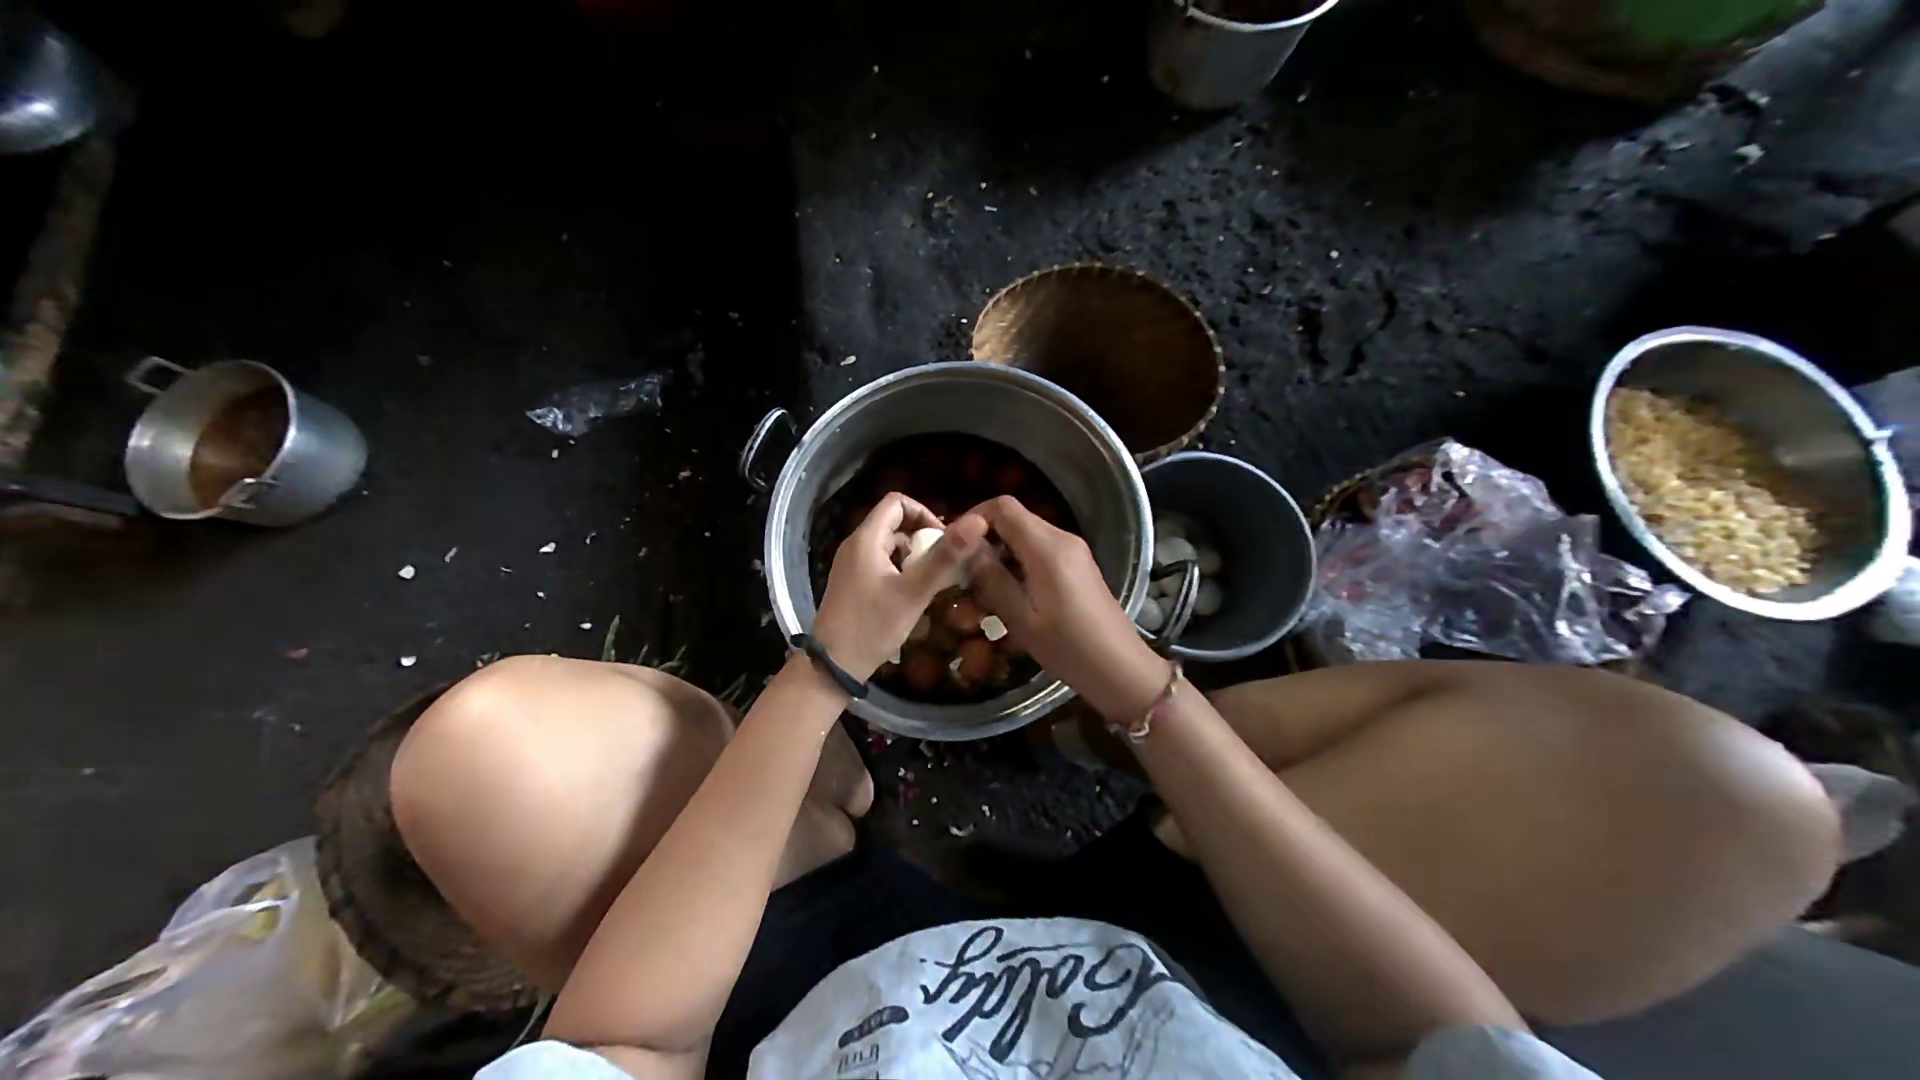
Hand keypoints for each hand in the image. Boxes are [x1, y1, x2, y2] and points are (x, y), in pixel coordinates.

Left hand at [812, 493, 988, 680]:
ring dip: (913, 556)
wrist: (833, 665)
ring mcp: (851, 564)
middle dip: (921, 538)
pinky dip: (900, 570)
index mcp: (865, 539)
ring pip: (889, 545)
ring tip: (930, 582)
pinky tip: (912, 594)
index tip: (943, 540)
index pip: (897, 502)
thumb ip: (944, 557)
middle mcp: (855, 545)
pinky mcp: (852, 582)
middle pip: (893, 523)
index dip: (924, 513)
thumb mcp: (914, 592)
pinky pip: (880, 563)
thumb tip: (976, 522)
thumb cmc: (873, 625)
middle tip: (942, 565)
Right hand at [968, 496, 1170, 720]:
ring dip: (1000, 551)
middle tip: (961, 567)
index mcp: (1047, 547)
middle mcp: (1062, 539)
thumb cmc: (1068, 646)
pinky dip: (1018, 560)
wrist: (1119, 667)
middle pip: (1015, 518)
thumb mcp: (1021, 617)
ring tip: (980, 583)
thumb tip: (965, 548)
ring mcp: (1073, 550)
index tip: (954, 544)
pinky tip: (1008, 590)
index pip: (1003, 506)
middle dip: (984, 536)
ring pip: (1026, 533)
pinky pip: (1040, 549)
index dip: (973, 516)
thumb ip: (992, 578)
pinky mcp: (1078, 565)